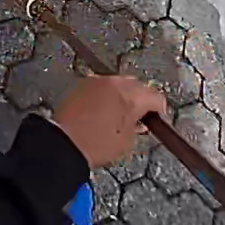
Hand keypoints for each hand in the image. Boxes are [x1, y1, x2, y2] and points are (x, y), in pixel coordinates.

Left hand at [51, 75, 167, 167]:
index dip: (159, 110)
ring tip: (117, 113)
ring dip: (121, 95)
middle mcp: (116, 83)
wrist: (65, 142)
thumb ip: (136, 126)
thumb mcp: (127, 141)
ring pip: (117, 83)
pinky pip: (100, 85)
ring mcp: (98, 80)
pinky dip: (104, 94)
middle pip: (136, 86)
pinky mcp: (83, 83)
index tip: (157, 118)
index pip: (155, 97)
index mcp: (132, 96)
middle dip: (139, 99)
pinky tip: (101, 109)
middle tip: (138, 116)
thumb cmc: (97, 144)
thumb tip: (138, 121)